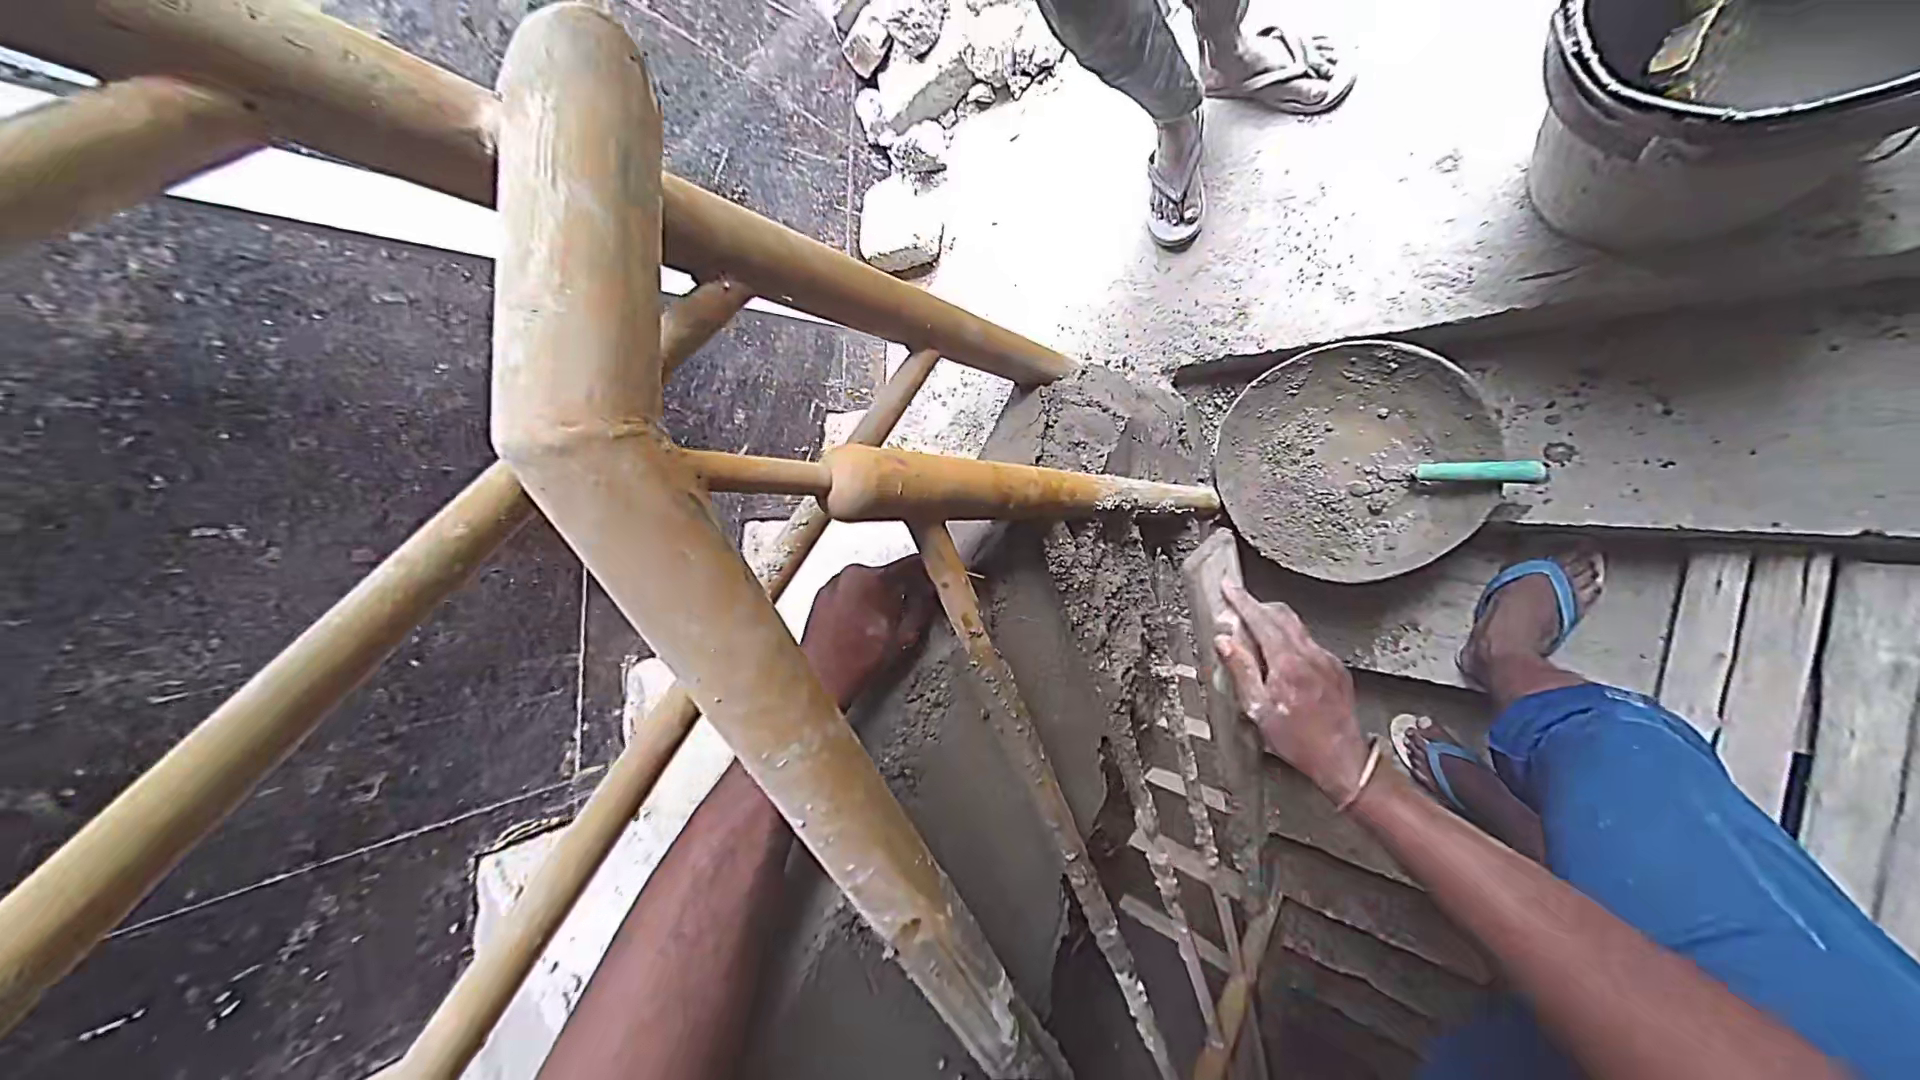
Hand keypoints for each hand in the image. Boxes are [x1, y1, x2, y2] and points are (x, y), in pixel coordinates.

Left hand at [801, 556, 936, 707]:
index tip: (932, 580)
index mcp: (877, 580)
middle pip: (889, 572)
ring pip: (868, 581)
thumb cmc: (857, 662)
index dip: (927, 573)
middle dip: (902, 588)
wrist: (820, 676)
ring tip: (881, 623)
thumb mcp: (904, 638)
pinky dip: (859, 601)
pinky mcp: (823, 594)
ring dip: (878, 595)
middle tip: (909, 610)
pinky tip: (861, 624)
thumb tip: (930, 594)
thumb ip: (922, 609)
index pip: (912, 564)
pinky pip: (850, 590)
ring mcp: (835, 583)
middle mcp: (853, 574)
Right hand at [1212, 579, 1369, 803]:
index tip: (1229, 588)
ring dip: (1274, 622)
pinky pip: (1309, 643)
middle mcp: (1311, 656)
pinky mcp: (1336, 669)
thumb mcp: (1258, 708)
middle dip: (1258, 606)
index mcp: (1288, 664)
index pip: (1261, 620)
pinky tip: (1280, 658)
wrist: (1342, 759)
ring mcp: (1327, 661)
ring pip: (1297, 627)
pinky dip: (1290, 640)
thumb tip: (1225, 643)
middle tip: (1238, 607)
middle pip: (1282, 615)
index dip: (1242, 601)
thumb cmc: (1300, 741)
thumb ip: (1241, 670)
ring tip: (1255, 635)